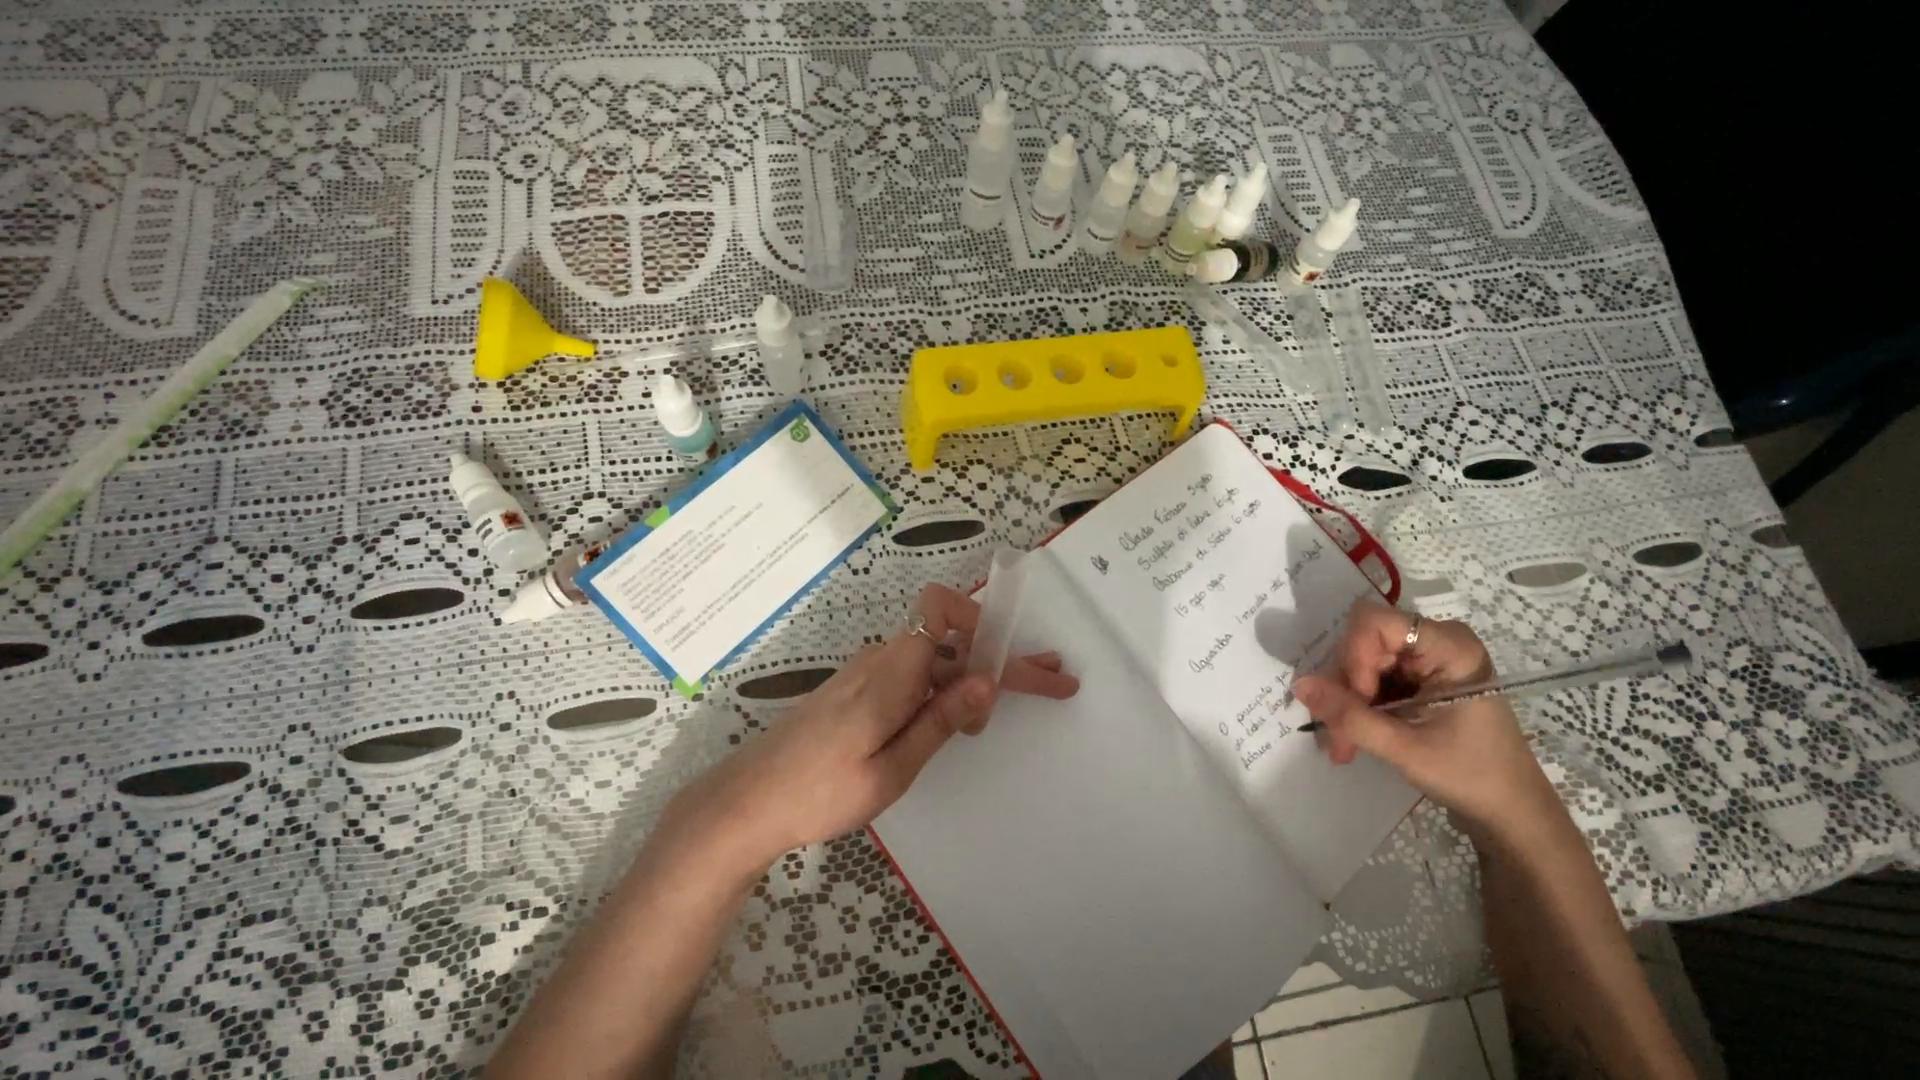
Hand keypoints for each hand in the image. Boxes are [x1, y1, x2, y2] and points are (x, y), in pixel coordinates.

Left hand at [667, 584, 1079, 874]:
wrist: (748, 801)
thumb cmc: (820, 792)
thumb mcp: (890, 769)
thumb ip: (940, 722)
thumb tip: (987, 682)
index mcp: (892, 672)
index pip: (945, 616)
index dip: (989, 627)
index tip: (1029, 662)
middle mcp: (881, 660)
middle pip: (951, 640)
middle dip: (1002, 655)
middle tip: (1053, 678)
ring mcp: (867, 674)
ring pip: (934, 658)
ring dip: (976, 672)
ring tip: (1014, 697)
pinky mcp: (859, 691)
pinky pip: (914, 674)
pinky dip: (947, 687)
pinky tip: (961, 714)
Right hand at [1293, 600, 1560, 844]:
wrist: (1510, 812)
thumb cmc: (1470, 776)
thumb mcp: (1404, 748)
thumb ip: (1349, 716)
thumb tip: (1298, 685)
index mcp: (1449, 646)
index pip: (1374, 622)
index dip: (1354, 657)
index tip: (1359, 701)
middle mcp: (1437, 642)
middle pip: (1363, 643)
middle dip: (1346, 688)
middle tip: (1338, 738)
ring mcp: (1428, 660)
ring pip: (1362, 662)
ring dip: (1347, 703)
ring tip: (1344, 747)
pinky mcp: (1420, 678)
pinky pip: (1373, 677)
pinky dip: (1358, 706)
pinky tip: (1352, 738)